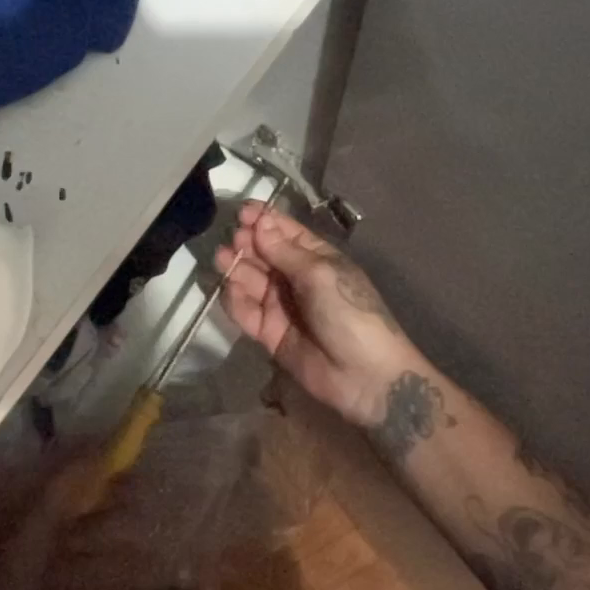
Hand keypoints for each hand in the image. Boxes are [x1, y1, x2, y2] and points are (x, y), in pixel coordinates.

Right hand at [215, 202, 417, 427]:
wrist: (365, 376)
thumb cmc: (350, 313)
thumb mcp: (320, 275)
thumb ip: (284, 251)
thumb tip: (260, 222)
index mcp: (315, 258)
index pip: (284, 232)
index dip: (263, 220)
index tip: (242, 212)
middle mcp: (294, 278)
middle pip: (262, 253)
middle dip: (246, 243)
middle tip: (235, 241)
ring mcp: (279, 305)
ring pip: (249, 279)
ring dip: (235, 268)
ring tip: (224, 260)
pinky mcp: (267, 332)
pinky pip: (244, 310)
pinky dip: (234, 300)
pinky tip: (232, 291)